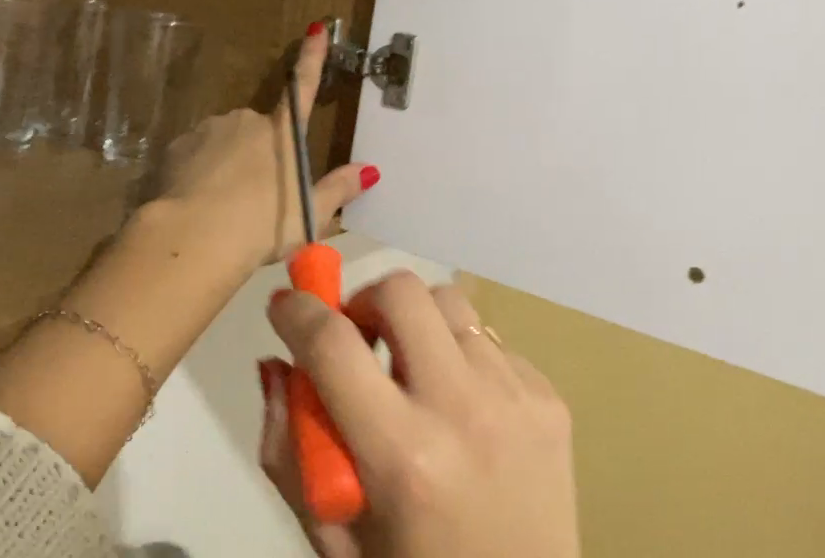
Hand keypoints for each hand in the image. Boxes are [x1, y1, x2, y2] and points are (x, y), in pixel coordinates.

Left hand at [152, 24, 377, 268]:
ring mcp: (209, 130)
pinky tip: (199, 204)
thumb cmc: (262, 226)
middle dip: (259, 155)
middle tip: (256, 198)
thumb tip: (369, 171)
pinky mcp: (176, 148)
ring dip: (228, 164)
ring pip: (224, 143)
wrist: (194, 237)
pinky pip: (195, 156)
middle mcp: (246, 121)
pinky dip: (199, 173)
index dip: (312, 58)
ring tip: (225, 208)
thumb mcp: (309, 215)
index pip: (303, 87)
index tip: (316, 29)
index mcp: (283, 133)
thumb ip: (338, 189)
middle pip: (259, 132)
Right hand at [259, 273, 579, 557]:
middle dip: (364, 302)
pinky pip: (491, 342)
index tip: (285, 304)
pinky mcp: (548, 397)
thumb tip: (276, 363)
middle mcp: (463, 409)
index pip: (333, 345)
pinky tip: (460, 407)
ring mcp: (515, 396)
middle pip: (403, 292)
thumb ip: (290, 449)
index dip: (297, 312)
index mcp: (402, 455)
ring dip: (417, 325)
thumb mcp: (334, 535)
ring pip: (451, 304)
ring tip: (411, 372)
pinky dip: (461, 359)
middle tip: (356, 339)